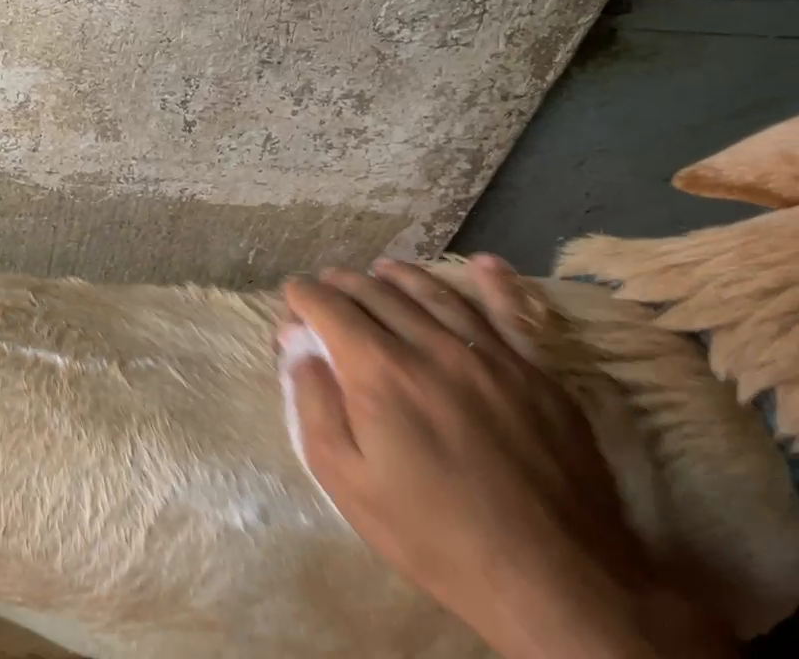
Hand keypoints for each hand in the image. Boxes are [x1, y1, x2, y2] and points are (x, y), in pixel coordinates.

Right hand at [278, 256, 730, 658]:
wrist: (553, 579)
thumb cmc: (429, 531)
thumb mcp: (343, 476)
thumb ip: (311, 401)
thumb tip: (296, 346)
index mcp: (378, 371)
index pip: (328, 307)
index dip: (301, 298)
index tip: (291, 307)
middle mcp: (432, 348)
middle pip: (377, 292)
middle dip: (341, 284)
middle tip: (324, 291)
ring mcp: (493, 358)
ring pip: (436, 293)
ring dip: (399, 277)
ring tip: (379, 271)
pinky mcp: (540, 376)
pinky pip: (515, 314)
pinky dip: (496, 284)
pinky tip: (485, 264)